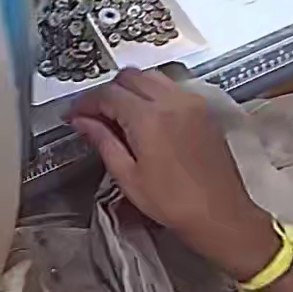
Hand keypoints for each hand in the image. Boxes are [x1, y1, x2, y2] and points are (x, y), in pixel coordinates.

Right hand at [71, 68, 279, 281]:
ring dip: (129, 89)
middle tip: (92, 115)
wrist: (219, 214)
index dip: (85, 103)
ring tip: (117, 115)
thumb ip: (103, 141)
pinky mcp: (203, 110)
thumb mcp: (127, 176)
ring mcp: (191, 102)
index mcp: (149, 118)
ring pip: (151, 78)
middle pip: (129, 77)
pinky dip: (151, 93)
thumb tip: (82, 121)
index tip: (73, 115)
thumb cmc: (172, 202)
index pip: (108, 95)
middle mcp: (172, 102)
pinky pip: (171, 87)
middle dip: (106, 92)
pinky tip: (144, 118)